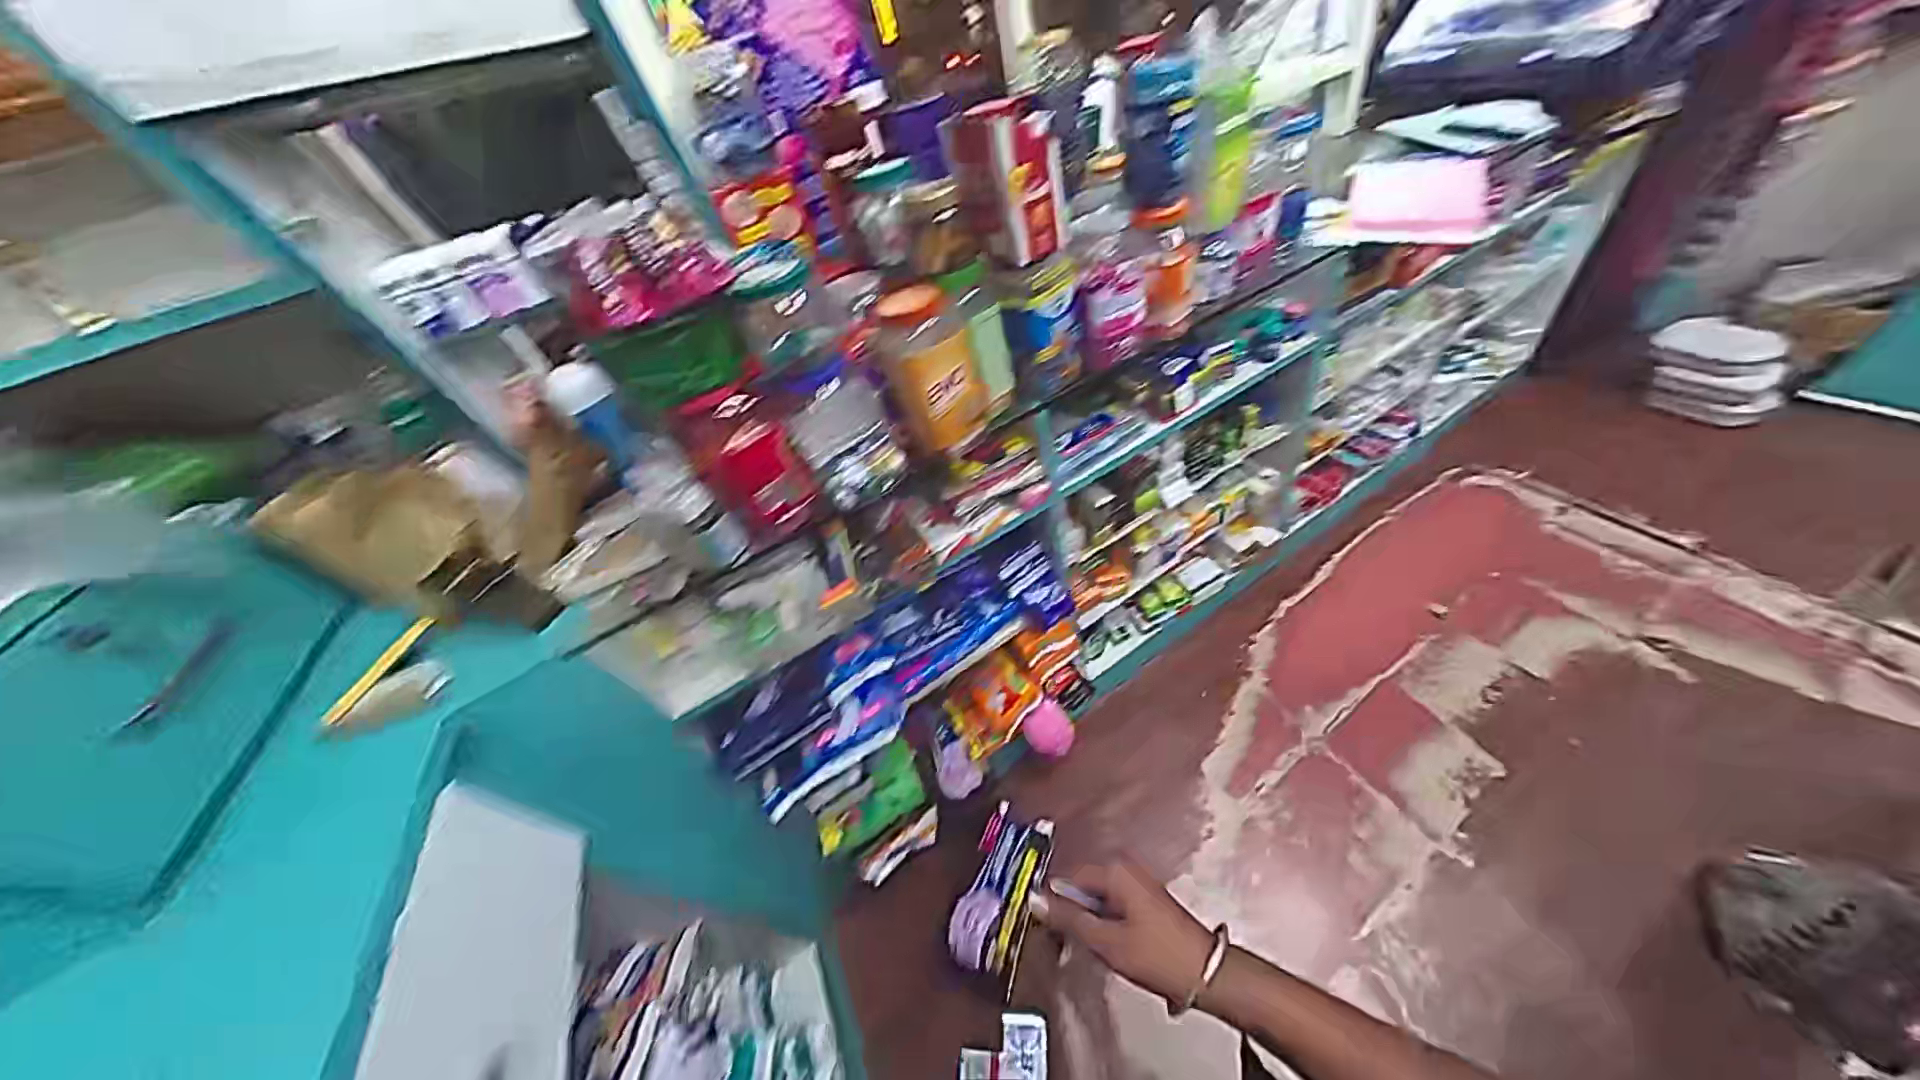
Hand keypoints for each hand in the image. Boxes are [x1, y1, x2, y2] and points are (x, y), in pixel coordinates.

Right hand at [1030, 858, 1215, 1006]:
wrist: (1206, 974)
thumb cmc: (1157, 956)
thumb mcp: (1106, 941)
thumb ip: (1068, 919)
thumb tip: (1036, 900)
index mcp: (1114, 870)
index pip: (1067, 877)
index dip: (1054, 902)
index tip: (1048, 926)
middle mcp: (1124, 867)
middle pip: (1082, 886)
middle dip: (1074, 912)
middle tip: (1074, 941)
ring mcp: (1136, 881)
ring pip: (1096, 897)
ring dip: (1090, 919)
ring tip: (1097, 946)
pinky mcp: (1143, 897)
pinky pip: (1111, 903)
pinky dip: (1105, 921)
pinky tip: (1112, 944)